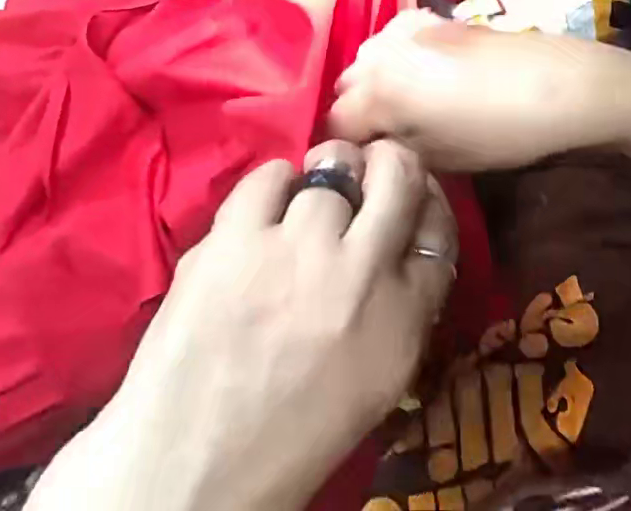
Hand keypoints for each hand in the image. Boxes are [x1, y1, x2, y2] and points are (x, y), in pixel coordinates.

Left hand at [29, 140, 456, 510]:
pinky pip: (271, 176)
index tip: (408, 195)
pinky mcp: (236, 238)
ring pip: (333, 170)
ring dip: (327, 179)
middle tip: (369, 169)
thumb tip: (400, 239)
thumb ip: (401, 304)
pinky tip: (264, 213)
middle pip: (398, 176)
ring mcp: (296, 249)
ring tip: (305, 203)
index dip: (427, 199)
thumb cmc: (291, 430)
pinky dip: (274, 185)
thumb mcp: (377, 378)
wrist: (192, 468)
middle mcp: (360, 273)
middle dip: (390, 162)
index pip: (438, 228)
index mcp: (402, 319)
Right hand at [328, 10, 630, 172]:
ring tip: (404, 105)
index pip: (335, 124)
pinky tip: (420, 72)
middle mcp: (380, 53)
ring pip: (366, 60)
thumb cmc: (499, 132)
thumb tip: (371, 146)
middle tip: (386, 138)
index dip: (347, 149)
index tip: (364, 164)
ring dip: (373, 83)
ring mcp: (404, 29)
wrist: (559, 85)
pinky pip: (392, 39)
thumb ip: (391, 149)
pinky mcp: (429, 17)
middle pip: (345, 87)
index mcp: (378, 91)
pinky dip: (394, 57)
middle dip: (357, 112)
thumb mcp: (439, 158)